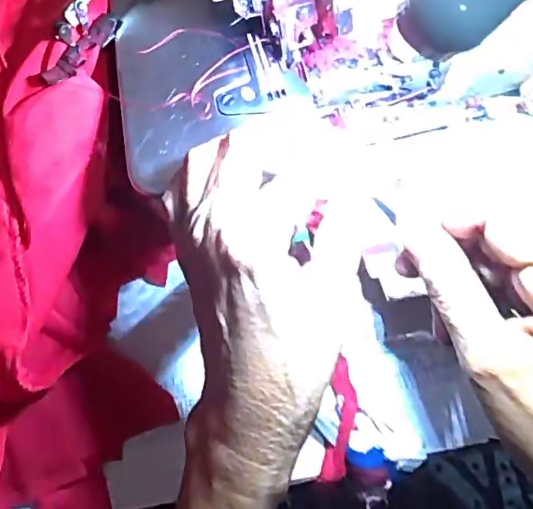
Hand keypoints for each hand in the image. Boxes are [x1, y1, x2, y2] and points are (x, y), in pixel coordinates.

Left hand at [169, 130, 357, 507]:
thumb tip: (354, 189)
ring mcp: (187, 226)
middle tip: (310, 139)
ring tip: (271, 150)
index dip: (329, 161)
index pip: (295, 174)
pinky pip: (180, 182)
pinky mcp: (179, 237)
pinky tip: (229, 174)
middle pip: (238, 146)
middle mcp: (210, 221)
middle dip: (279, 135)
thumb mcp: (332, 299)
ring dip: (237, 144)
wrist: (245, 399)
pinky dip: (204, 167)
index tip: (350, 155)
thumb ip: (342, 233)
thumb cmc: (295, 357)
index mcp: (252, 237)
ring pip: (202, 155)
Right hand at [395, 168, 532, 508]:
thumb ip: (446, 280)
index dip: (443, 228)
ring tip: (440, 317)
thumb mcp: (486, 353)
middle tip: (410, 278)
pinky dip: (483, 295)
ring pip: (501, 258)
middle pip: (498, 239)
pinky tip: (464, 321)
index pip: (496, 223)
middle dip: (449, 259)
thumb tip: (409, 224)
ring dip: (461, 281)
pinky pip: (516, 279)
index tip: (405, 251)